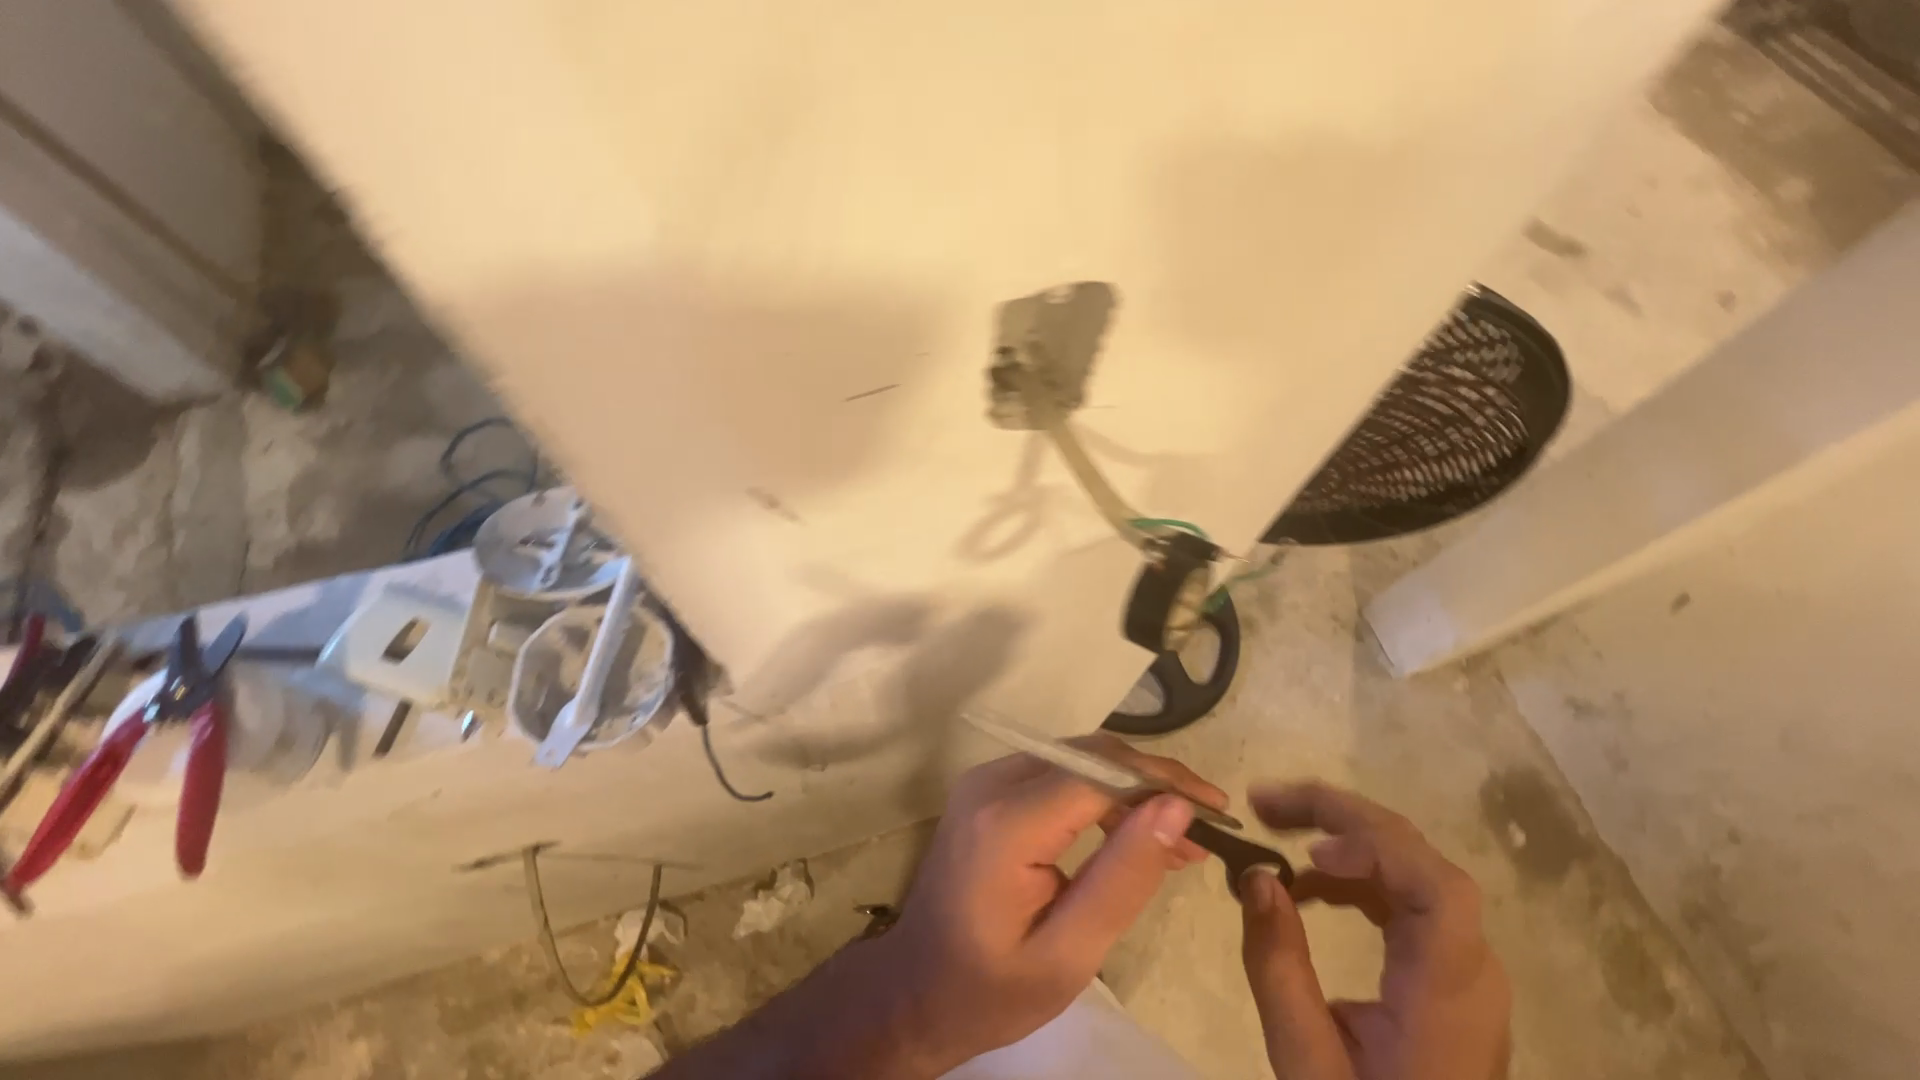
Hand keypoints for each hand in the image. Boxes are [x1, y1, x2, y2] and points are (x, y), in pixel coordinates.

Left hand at [875, 734, 1227, 1073]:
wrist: (915, 990)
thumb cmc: (991, 989)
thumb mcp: (1068, 952)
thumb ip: (1122, 877)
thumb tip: (1177, 809)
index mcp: (1006, 823)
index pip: (1101, 775)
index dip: (1164, 784)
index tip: (1219, 812)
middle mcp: (991, 783)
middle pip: (1091, 756)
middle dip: (1156, 781)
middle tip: (1211, 824)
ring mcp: (985, 782)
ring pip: (1078, 760)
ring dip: (1133, 788)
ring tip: (1184, 836)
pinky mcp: (989, 791)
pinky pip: (1058, 775)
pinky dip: (1103, 795)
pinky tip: (1136, 832)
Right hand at [1237, 783, 1510, 1079]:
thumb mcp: (1307, 1064)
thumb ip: (1278, 968)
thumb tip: (1258, 877)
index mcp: (1447, 993)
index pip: (1437, 887)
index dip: (1375, 848)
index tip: (1305, 853)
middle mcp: (1470, 967)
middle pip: (1420, 860)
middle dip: (1340, 818)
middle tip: (1265, 804)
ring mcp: (1463, 967)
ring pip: (1411, 870)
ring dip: (1342, 841)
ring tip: (1273, 832)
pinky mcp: (1445, 973)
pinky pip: (1404, 900)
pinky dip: (1353, 878)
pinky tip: (1305, 887)